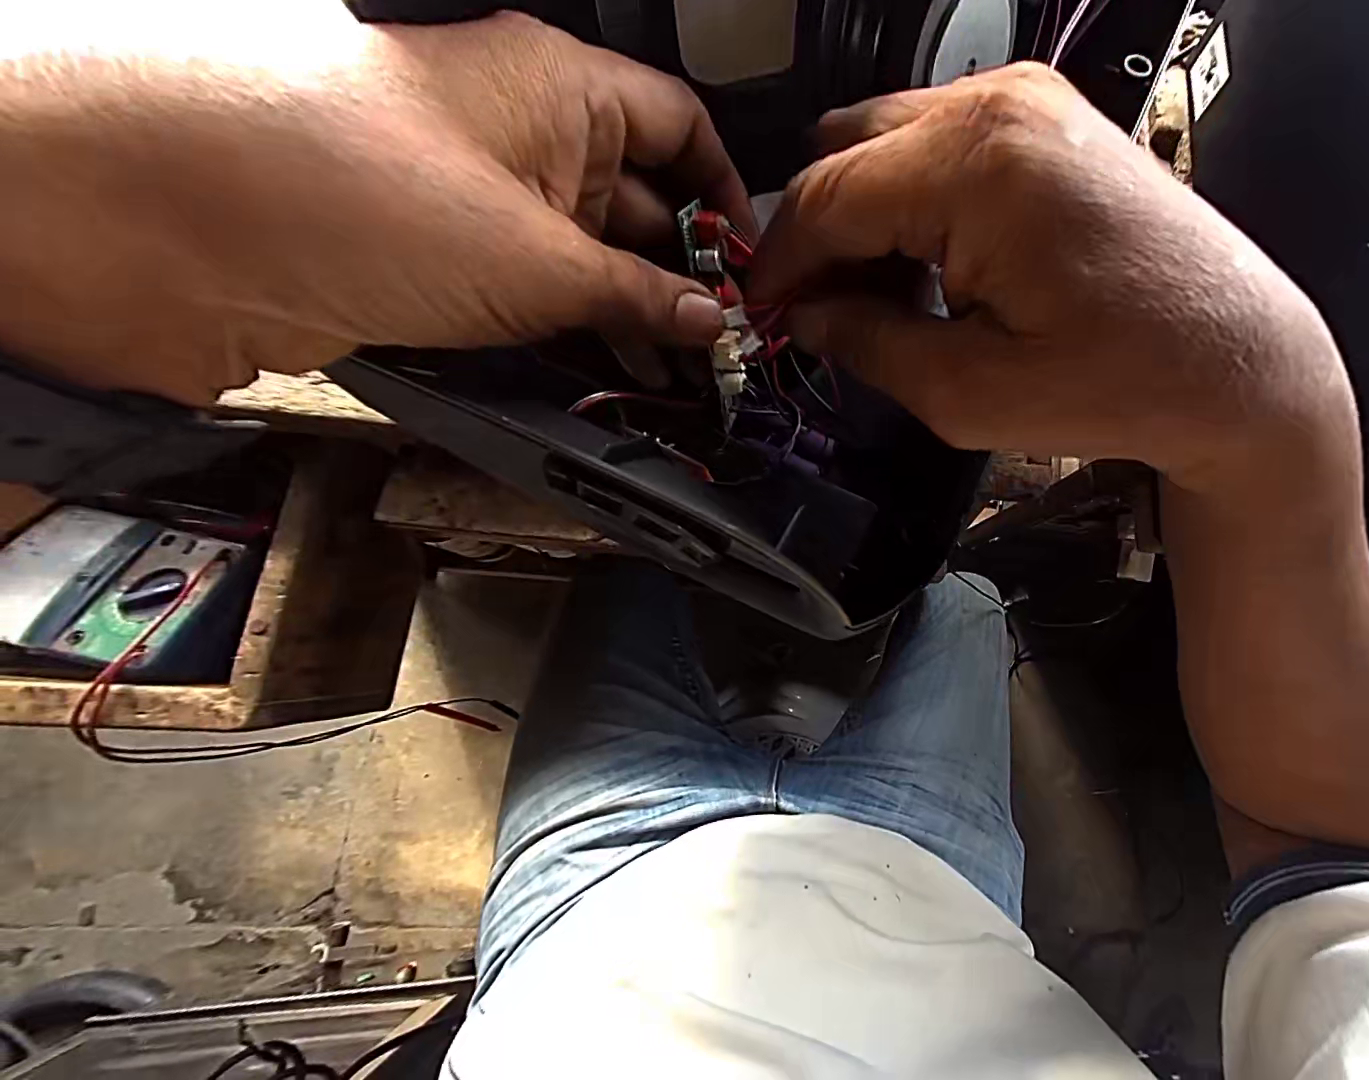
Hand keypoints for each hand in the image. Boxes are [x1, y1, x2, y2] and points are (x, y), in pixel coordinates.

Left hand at [0, 2, 752, 404]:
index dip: (727, 191)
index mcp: (558, 91)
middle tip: (734, 342)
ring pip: (602, 255)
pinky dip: (597, 329)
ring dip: (650, 312)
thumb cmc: (354, 196)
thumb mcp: (536, 255)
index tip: (753, 264)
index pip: (680, 124)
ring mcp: (493, 200)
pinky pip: (553, 290)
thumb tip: (717, 320)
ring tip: (696, 372)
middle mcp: (531, 136)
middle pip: (647, 200)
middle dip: (694, 270)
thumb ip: (641, 292)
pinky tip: (635, 372)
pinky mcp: (458, 257)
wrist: (139, 229)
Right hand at [749, 63, 1357, 496]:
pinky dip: (918, 213)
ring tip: (886, 309)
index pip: (825, 197)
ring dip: (868, 225)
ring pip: (893, 149)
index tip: (766, 310)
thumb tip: (814, 320)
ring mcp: (1033, 113)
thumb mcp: (972, 392)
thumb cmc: (1133, 381)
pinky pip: (946, 156)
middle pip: (848, 156)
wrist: (1234, 366)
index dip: (781, 263)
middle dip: (820, 240)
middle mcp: (1002, 110)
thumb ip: (870, 348)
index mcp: (976, 165)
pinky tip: (936, 277)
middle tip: (820, 316)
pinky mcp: (1053, 135)